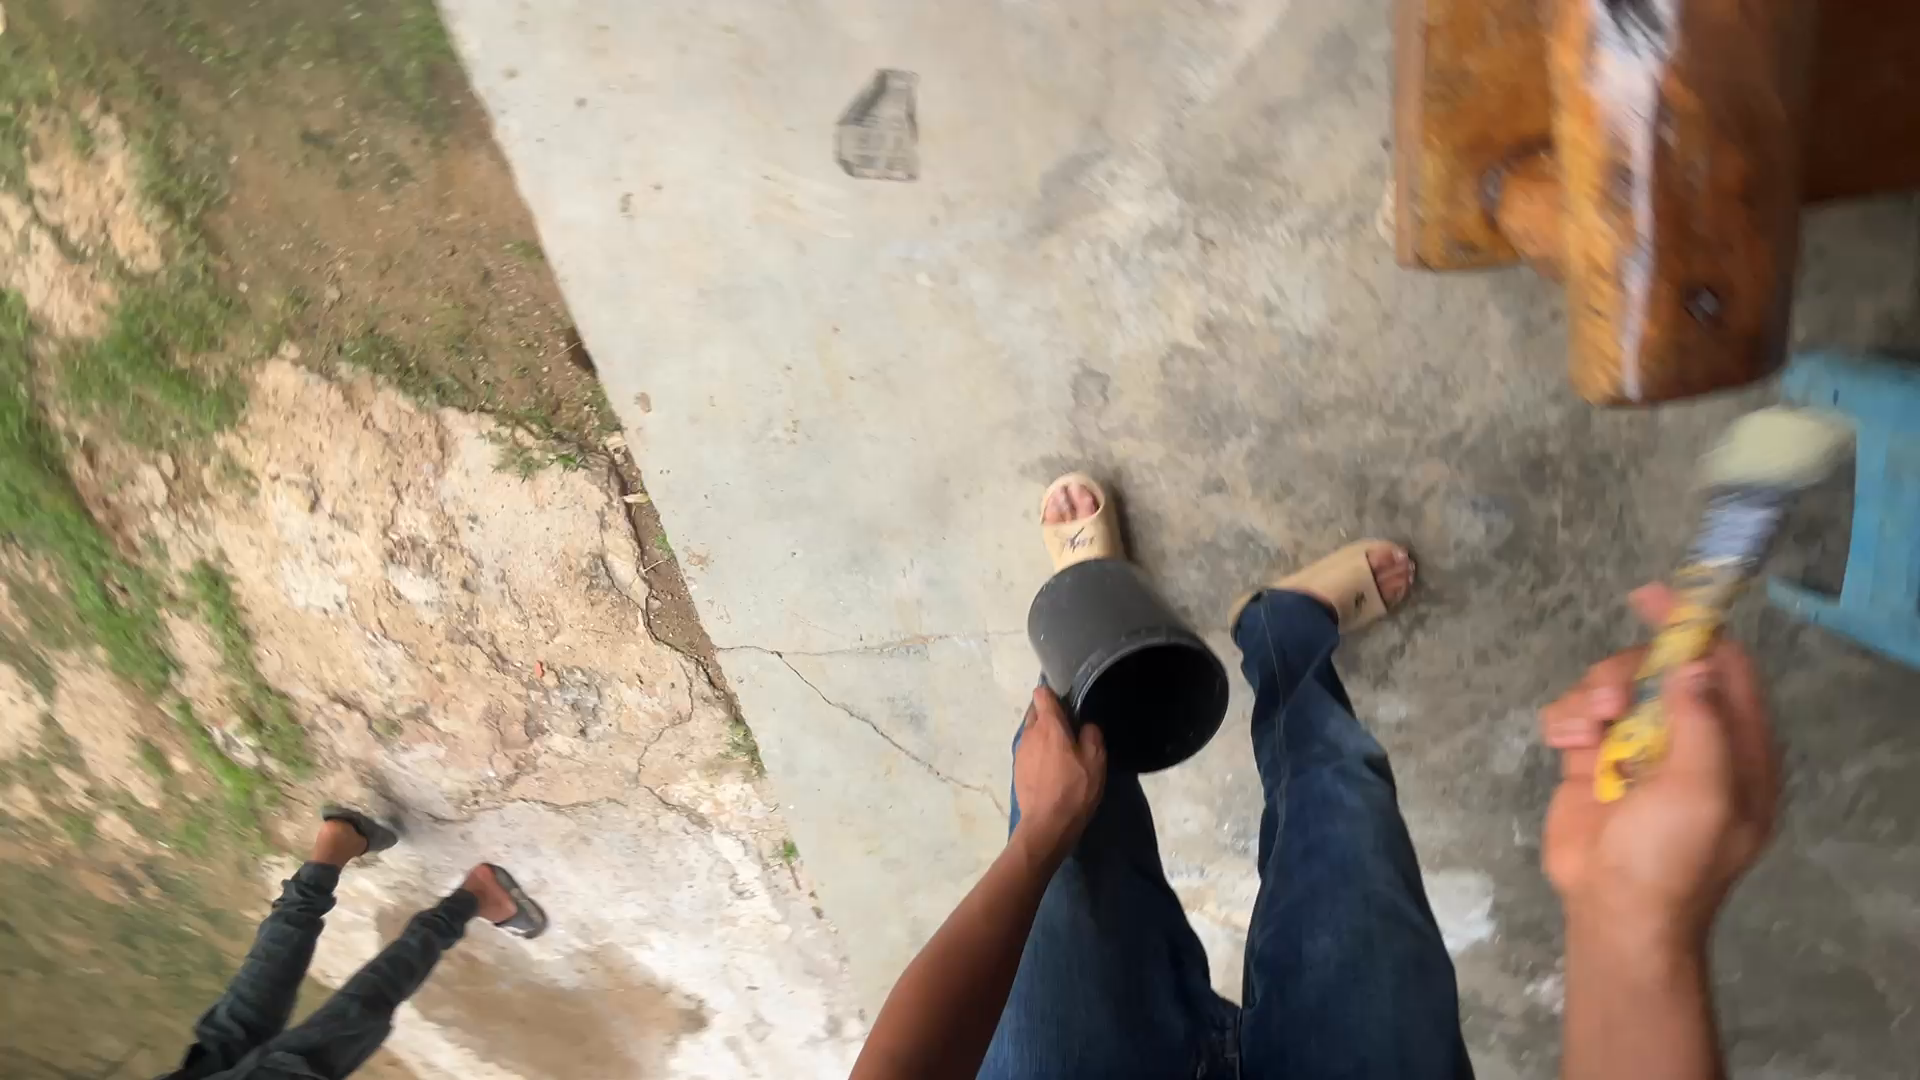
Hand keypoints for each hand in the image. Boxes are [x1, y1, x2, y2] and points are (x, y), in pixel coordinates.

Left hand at [1012, 687, 1106, 862]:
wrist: (1047, 824)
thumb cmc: (1074, 789)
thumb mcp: (1095, 761)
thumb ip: (1092, 735)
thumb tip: (1086, 725)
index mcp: (1048, 725)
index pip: (1042, 694)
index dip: (1053, 693)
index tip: (1066, 702)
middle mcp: (1029, 733)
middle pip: (1035, 711)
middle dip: (1049, 714)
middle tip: (1068, 728)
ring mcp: (1020, 750)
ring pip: (1030, 731)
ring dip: (1043, 734)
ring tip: (1061, 750)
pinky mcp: (1017, 767)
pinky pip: (1028, 749)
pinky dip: (1038, 751)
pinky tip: (1051, 767)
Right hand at [1538, 584, 1777, 948]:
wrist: (1611, 902)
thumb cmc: (1668, 856)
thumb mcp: (1699, 793)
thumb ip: (1701, 725)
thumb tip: (1694, 663)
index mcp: (1734, 746)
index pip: (1723, 668)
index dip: (1693, 629)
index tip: (1651, 597)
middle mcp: (1686, 738)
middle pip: (1652, 671)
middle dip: (1620, 677)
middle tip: (1604, 709)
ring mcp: (1634, 747)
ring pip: (1604, 688)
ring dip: (1584, 702)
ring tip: (1577, 738)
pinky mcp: (1589, 757)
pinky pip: (1570, 713)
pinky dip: (1560, 720)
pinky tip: (1559, 744)